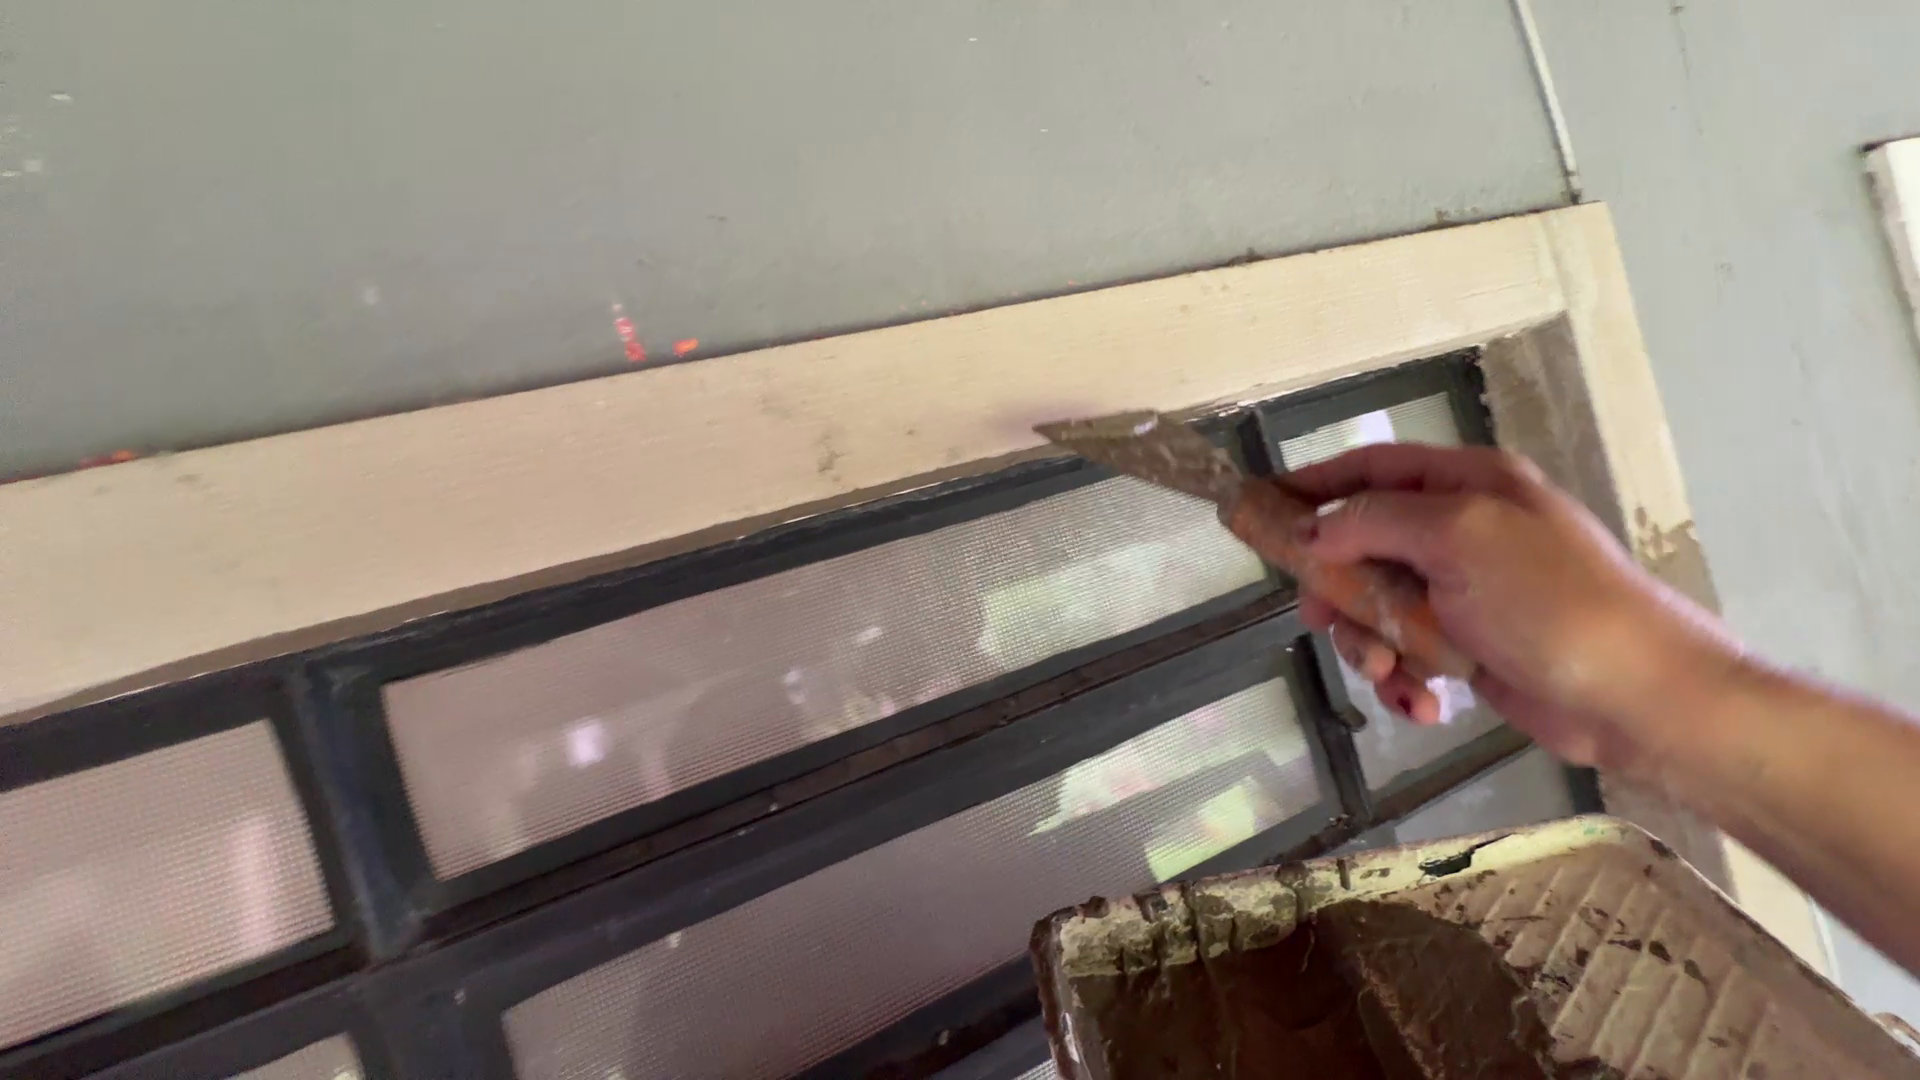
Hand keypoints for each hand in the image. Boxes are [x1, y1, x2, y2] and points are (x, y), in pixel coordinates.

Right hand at [1283, 443, 1738, 773]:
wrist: (1639, 699)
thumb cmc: (1550, 602)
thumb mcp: (1459, 538)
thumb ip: (1374, 520)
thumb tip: (1310, 528)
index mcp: (1465, 485)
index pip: (1370, 467)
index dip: (1313, 483)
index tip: (1262, 506)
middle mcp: (1457, 530)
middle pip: (1358, 544)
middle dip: (1336, 589)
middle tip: (1319, 619)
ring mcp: (1460, 590)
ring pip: (1372, 605)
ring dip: (1369, 645)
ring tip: (1390, 674)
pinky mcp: (1464, 643)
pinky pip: (1402, 650)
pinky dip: (1402, 679)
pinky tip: (1423, 702)